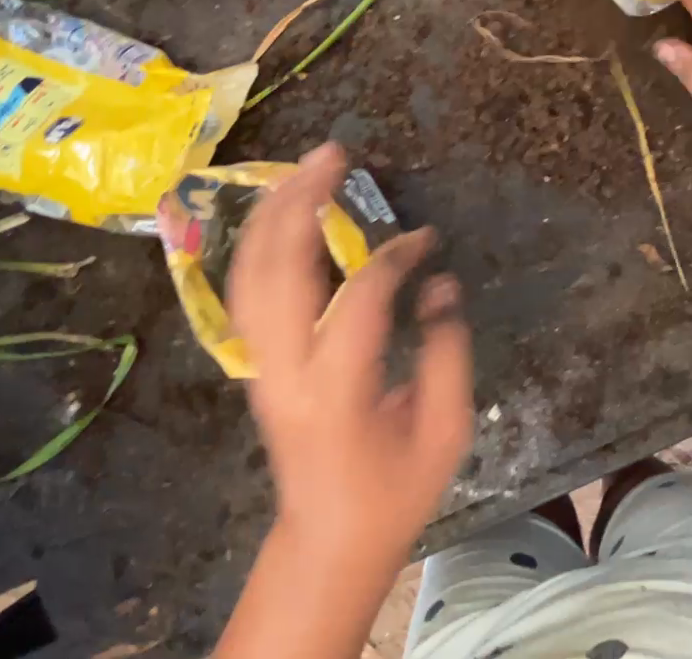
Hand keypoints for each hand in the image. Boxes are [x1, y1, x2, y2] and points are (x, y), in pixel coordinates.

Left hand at [228, 143, 473, 559]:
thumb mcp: (444, 432)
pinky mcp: (252, 360)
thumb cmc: (392, 493)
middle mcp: (285, 368)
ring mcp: (258, 363)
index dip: (393, 259)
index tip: (424, 239)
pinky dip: (258, 241)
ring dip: (273, 212)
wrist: (326, 538)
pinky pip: (244, 288)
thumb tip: (436, 283)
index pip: (359, 300)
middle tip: (333, 154)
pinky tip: (280, 212)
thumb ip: (447, 353)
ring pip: (249, 271)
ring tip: (303, 168)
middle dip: (302, 201)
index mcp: (336, 391)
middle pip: (277, 268)